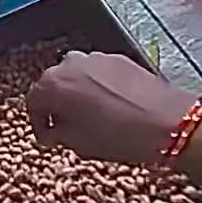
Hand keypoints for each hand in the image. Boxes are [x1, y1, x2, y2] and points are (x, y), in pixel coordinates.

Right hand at [27, 51, 197, 165]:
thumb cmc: (119, 136)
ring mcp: (94, 58)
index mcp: (53, 85)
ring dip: (76, 93)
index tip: (46, 137)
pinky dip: (96, 86)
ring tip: (88, 114)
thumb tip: (54, 131)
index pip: (33, 102)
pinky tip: (108, 105)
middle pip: (52, 84)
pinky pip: (97, 72)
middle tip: (64, 126)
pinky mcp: (117, 58)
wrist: (167, 122)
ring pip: (75, 75)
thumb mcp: (80, 144)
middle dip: (56, 105)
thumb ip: (58, 134)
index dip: (38, 123)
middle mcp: (69, 64)